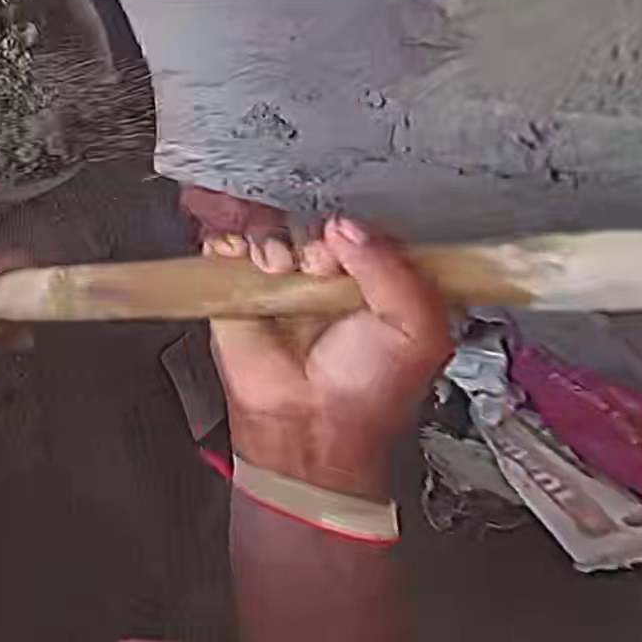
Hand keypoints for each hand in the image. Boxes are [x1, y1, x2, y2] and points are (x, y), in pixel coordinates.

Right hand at [184, 189, 452, 499]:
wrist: (307, 418)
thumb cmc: (367, 387)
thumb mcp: (417, 333)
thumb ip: (397, 274)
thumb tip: (347, 228)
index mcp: (370, 279)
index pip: (358, 229)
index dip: (354, 233)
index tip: (351, 252)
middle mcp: (321, 274)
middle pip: (308, 223)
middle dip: (311, 239)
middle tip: (316, 267)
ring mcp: (275, 278)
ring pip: (266, 229)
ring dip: (271, 243)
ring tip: (278, 270)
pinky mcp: (234, 285)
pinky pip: (223, 245)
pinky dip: (229, 245)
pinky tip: (248, 265)